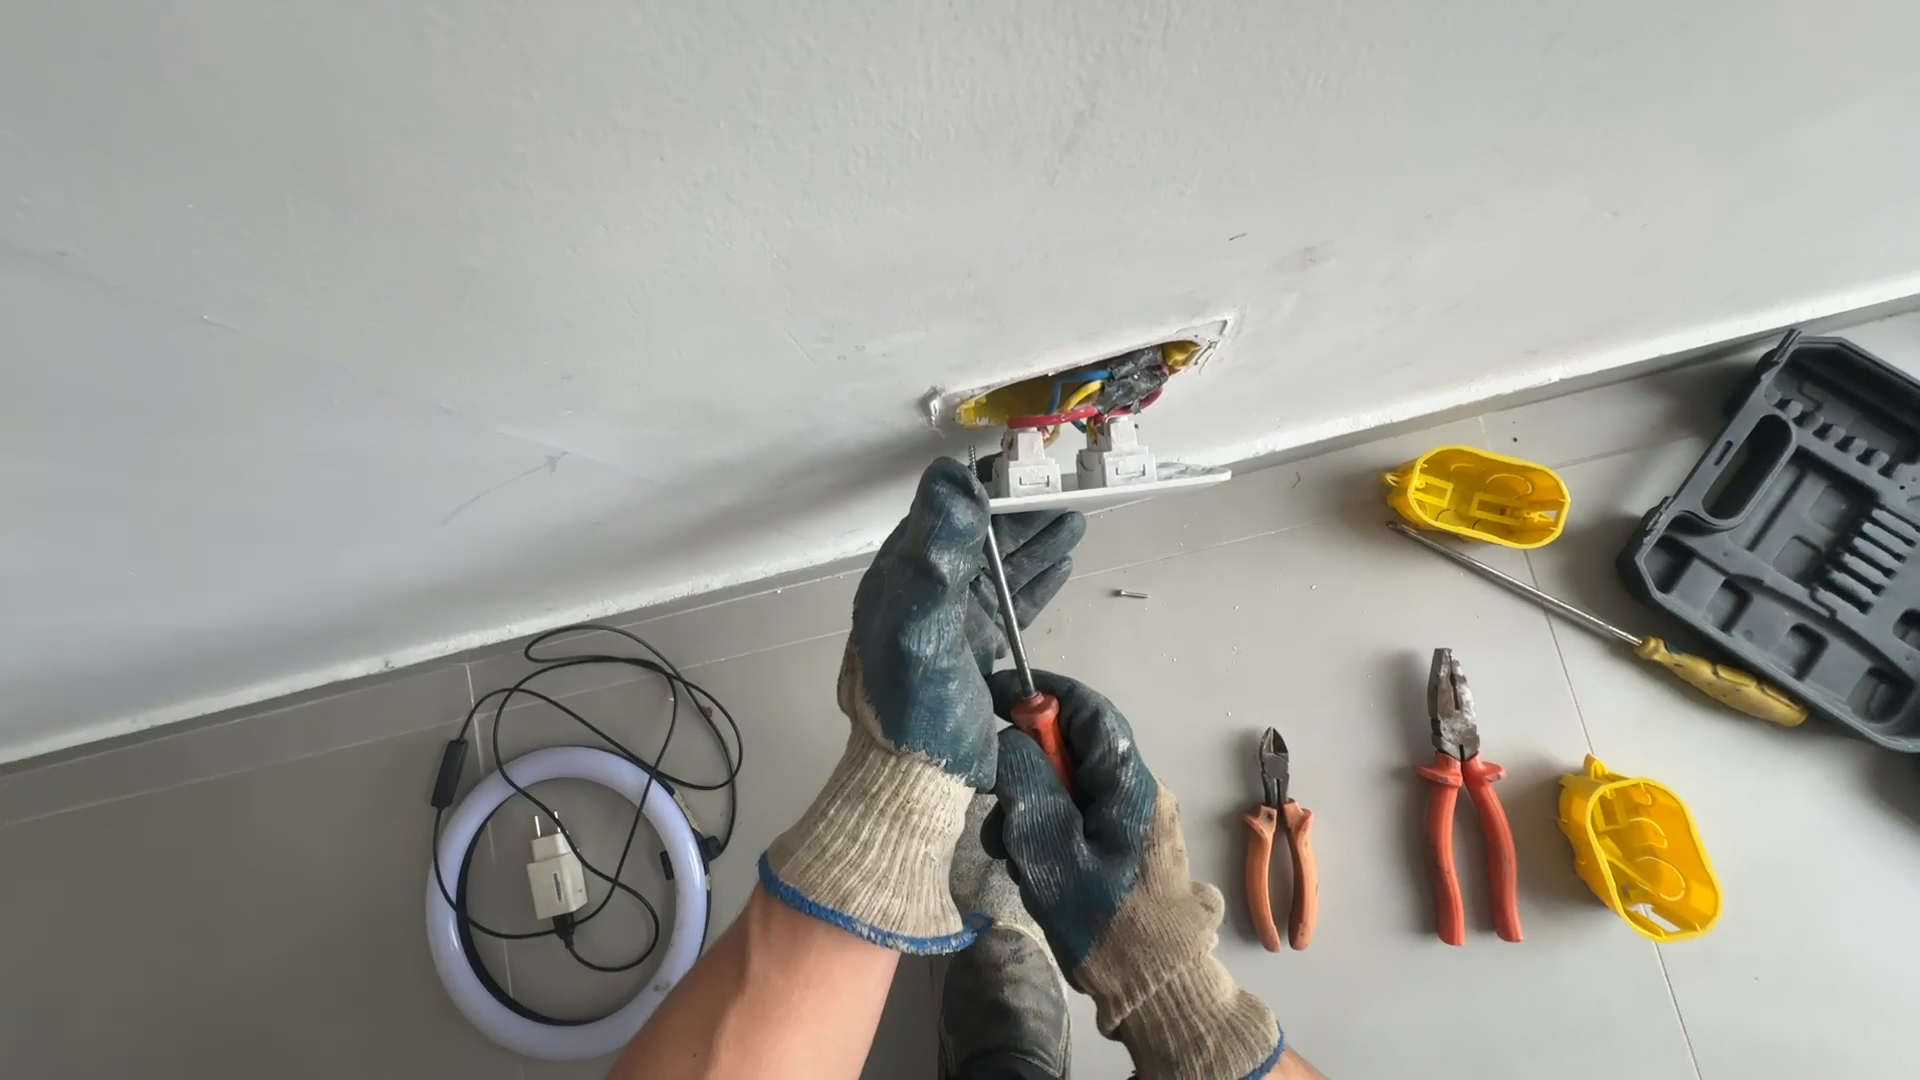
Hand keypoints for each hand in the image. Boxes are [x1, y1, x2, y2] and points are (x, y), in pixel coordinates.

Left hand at [762, 459, 1081, 953]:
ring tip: (1073, 515)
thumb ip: (934, 553)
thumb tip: (953, 477)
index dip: (985, 485)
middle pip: (984, 534)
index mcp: (907, 572)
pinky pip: (1016, 600)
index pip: (949, 511)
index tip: (1021, 464)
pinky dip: (1040, 578)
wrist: (915, 774)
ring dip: (1037, 540)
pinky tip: (1062, 562)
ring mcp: (958, 615)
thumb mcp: (918, 624)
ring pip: (1004, 565)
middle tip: (1065, 487)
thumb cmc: (912, 701)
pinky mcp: (980, 642)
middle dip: (1023, 509)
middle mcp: (932, 586)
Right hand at [989, 670, 1282, 1079]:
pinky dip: (1043, 829)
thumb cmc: (1105, 920)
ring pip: (1065, 784)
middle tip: (992, 796)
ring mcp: (1127, 817)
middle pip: (1070, 748)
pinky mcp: (1119, 843)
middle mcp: (1133, 789)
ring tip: (1006, 848)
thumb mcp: (1050, 850)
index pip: (1087, 709)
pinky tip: (1026, 865)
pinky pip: (1073, 814)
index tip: (996, 693)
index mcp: (1128, 781)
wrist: (1155, 990)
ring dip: (1028, 805)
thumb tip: (1009, 738)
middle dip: (1025, 766)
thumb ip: (1026, 783)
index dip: (1042, 691)